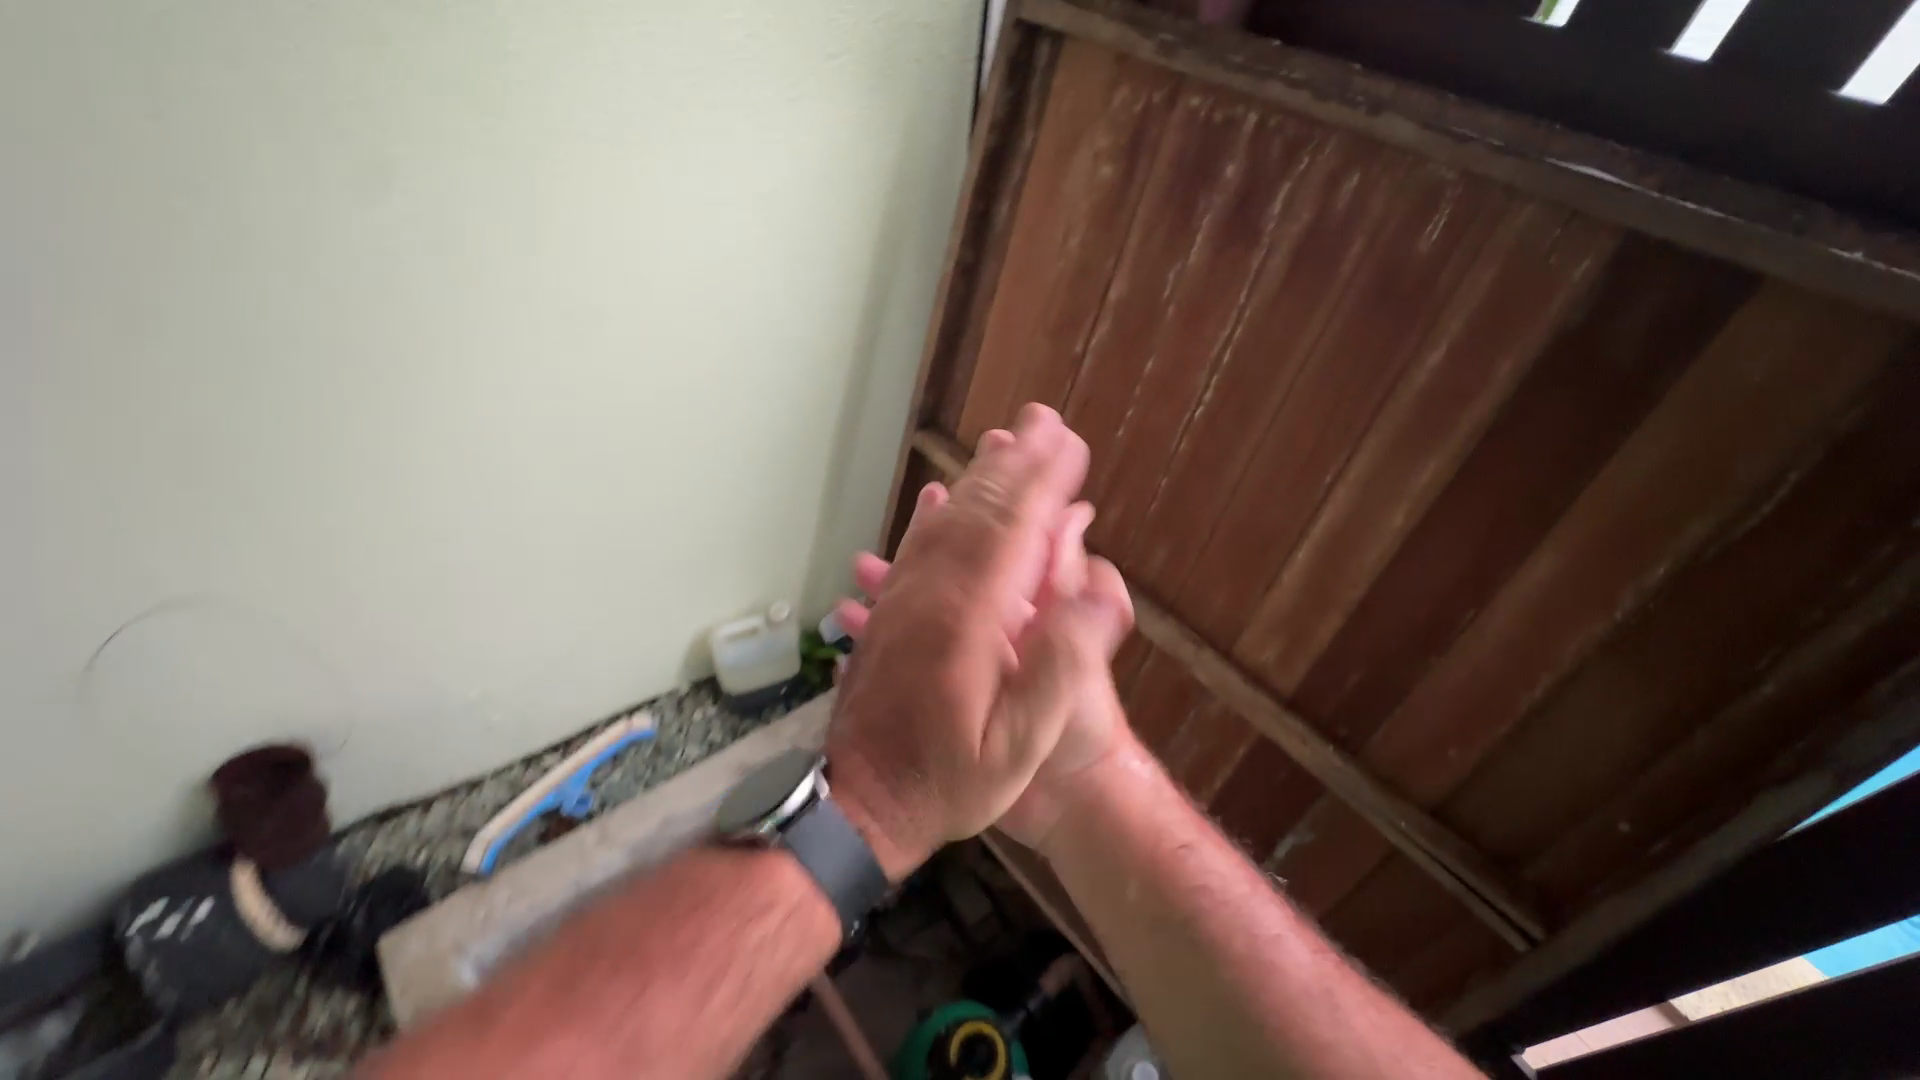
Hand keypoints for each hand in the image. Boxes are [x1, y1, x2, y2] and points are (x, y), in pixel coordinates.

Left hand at [829, 409, 1133, 865]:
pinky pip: (913, 549)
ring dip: (976, 479)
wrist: (858, 804)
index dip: (1044, 482)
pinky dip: (934, 514)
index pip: (1013, 530)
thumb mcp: (1019, 747)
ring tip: (1002, 444)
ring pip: (942, 523)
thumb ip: (1059, 669)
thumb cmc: (947, 782)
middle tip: (1042, 421)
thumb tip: (1099, 593)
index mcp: (967, 618)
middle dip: (1015, 464)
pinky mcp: (887, 615)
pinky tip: (937, 496)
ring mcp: (901, 602)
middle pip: (977, 512)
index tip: (1069, 442)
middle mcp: (929, 594)